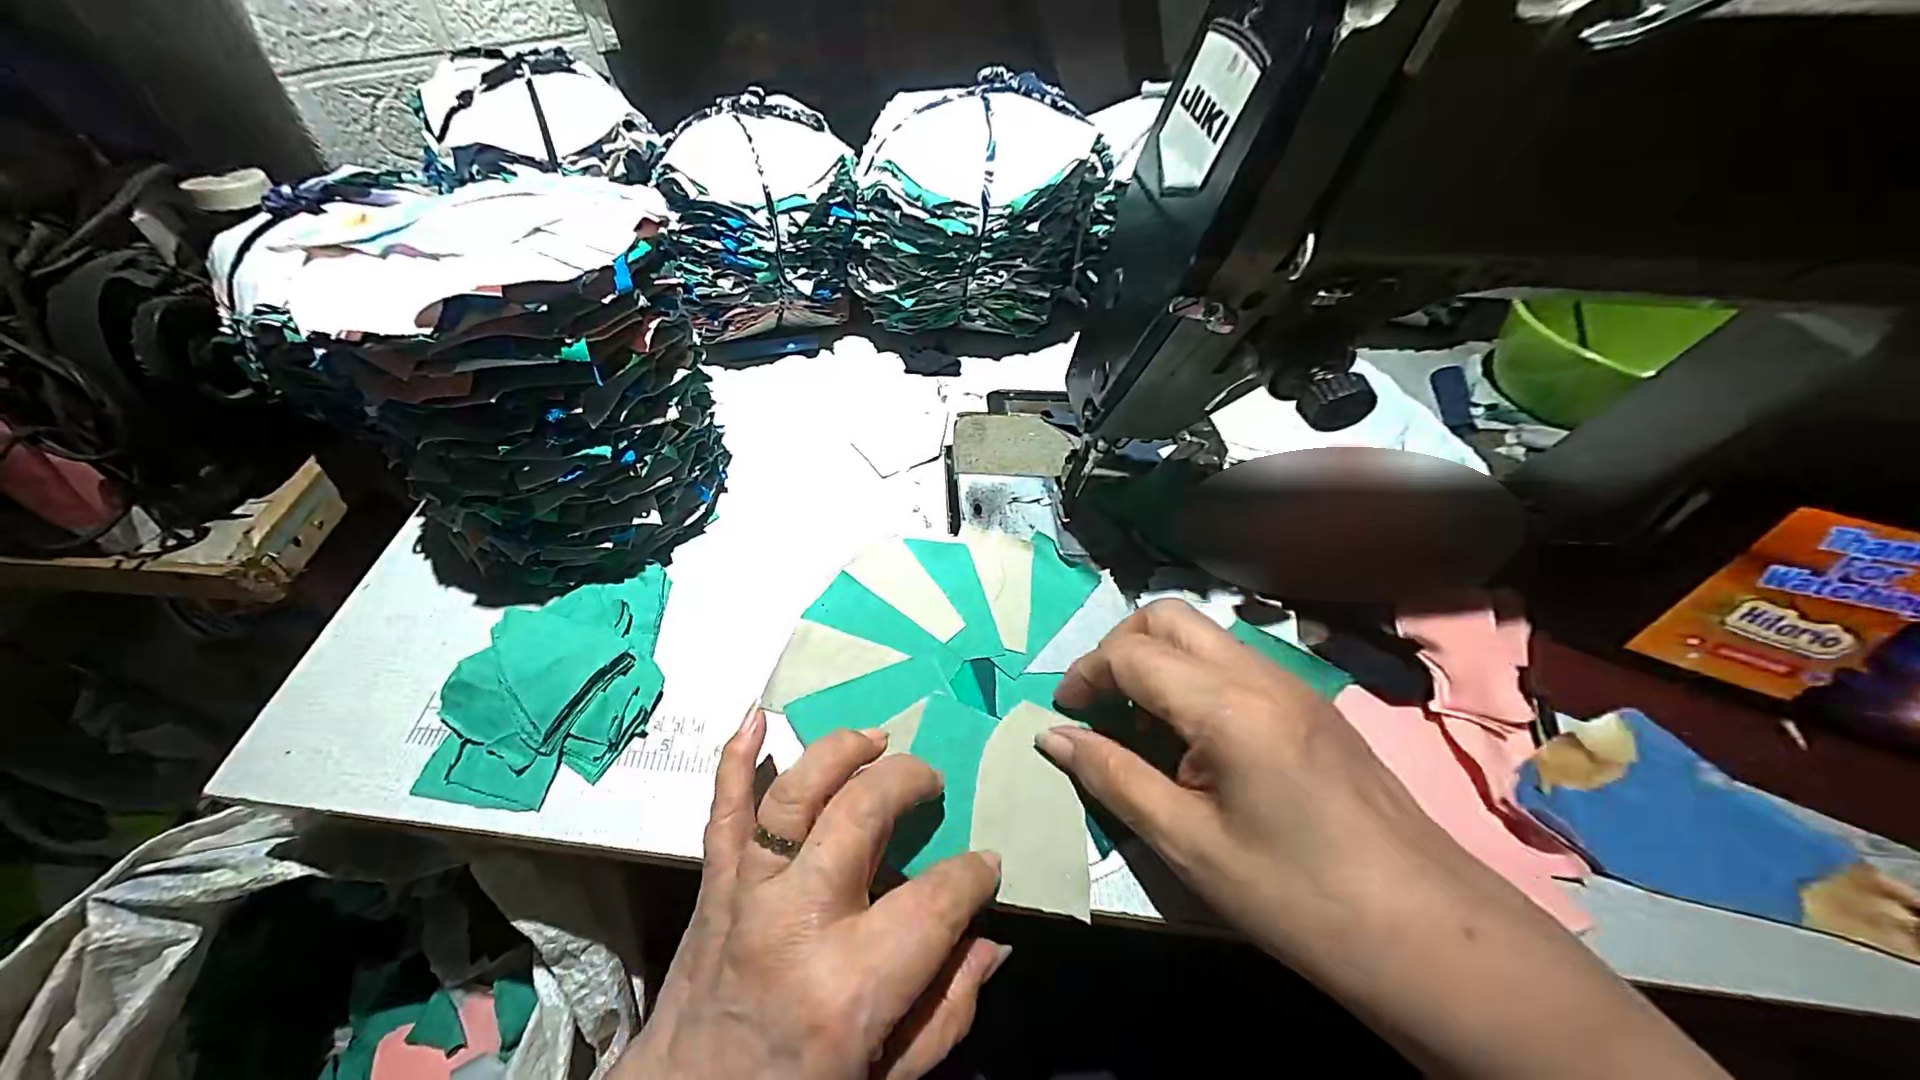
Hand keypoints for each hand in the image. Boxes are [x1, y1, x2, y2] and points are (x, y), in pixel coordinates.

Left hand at [617, 708, 1008, 1079]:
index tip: (984, 866)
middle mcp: (798, 920)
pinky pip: (722, 808)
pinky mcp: (714, 880)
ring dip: (841, 752)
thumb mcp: (889, 1077)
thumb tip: (990, 938)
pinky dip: (736, 757)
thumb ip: (949, 1010)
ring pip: (796, 792)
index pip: (936, 900)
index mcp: (850, 983)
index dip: (973, 875)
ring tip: (877, 739)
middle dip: (910, 781)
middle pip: (863, 813)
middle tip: (932, 783)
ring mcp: (748, 890)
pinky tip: (757, 716)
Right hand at [1039, 599, 1728, 1079]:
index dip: (1085, 675)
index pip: (1132, 653)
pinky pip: (1231, 660)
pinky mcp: (1310, 702)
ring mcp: (1292, 682)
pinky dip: (1190, 676)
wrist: (1433, 935)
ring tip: (1141, 725)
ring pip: (1201, 632)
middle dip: (1117, 647)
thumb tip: (1052, 736)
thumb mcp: (1188, 844)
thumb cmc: (1297, 897)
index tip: (1065, 715)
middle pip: (1167, 615)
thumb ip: (1113, 777)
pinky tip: (1192, 739)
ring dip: (1155, 660)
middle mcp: (1260, 673)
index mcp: (1228, 705)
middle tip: (1100, 705)